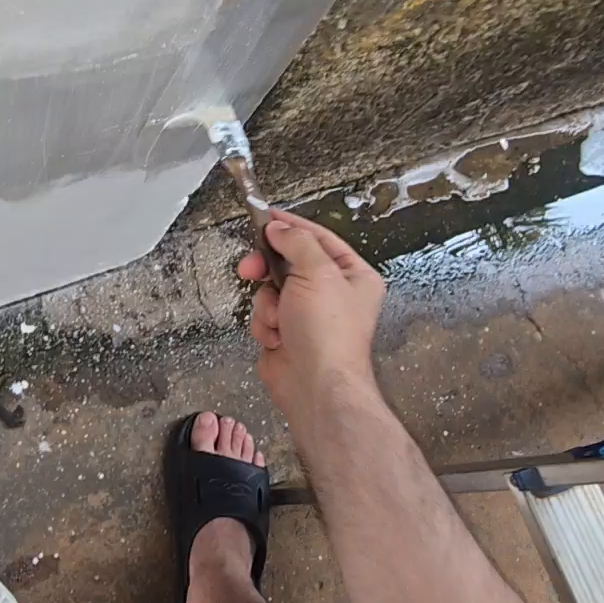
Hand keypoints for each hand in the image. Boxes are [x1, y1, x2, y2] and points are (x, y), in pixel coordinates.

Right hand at [238, 209, 386, 423]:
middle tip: (251, 266)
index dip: (291, 226)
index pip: (318, 238)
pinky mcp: (287, 334)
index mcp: (352, 275)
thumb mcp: (317, 272)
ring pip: (271, 290)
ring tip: (280, 319)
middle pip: (289, 263)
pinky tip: (278, 338)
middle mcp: (332, 293)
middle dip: (269, 268)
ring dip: (268, 303)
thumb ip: (296, 241)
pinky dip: (266, 324)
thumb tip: (279, 228)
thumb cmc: (328, 332)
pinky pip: (264, 314)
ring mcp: (308, 315)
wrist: (315, 386)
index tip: (266, 216)